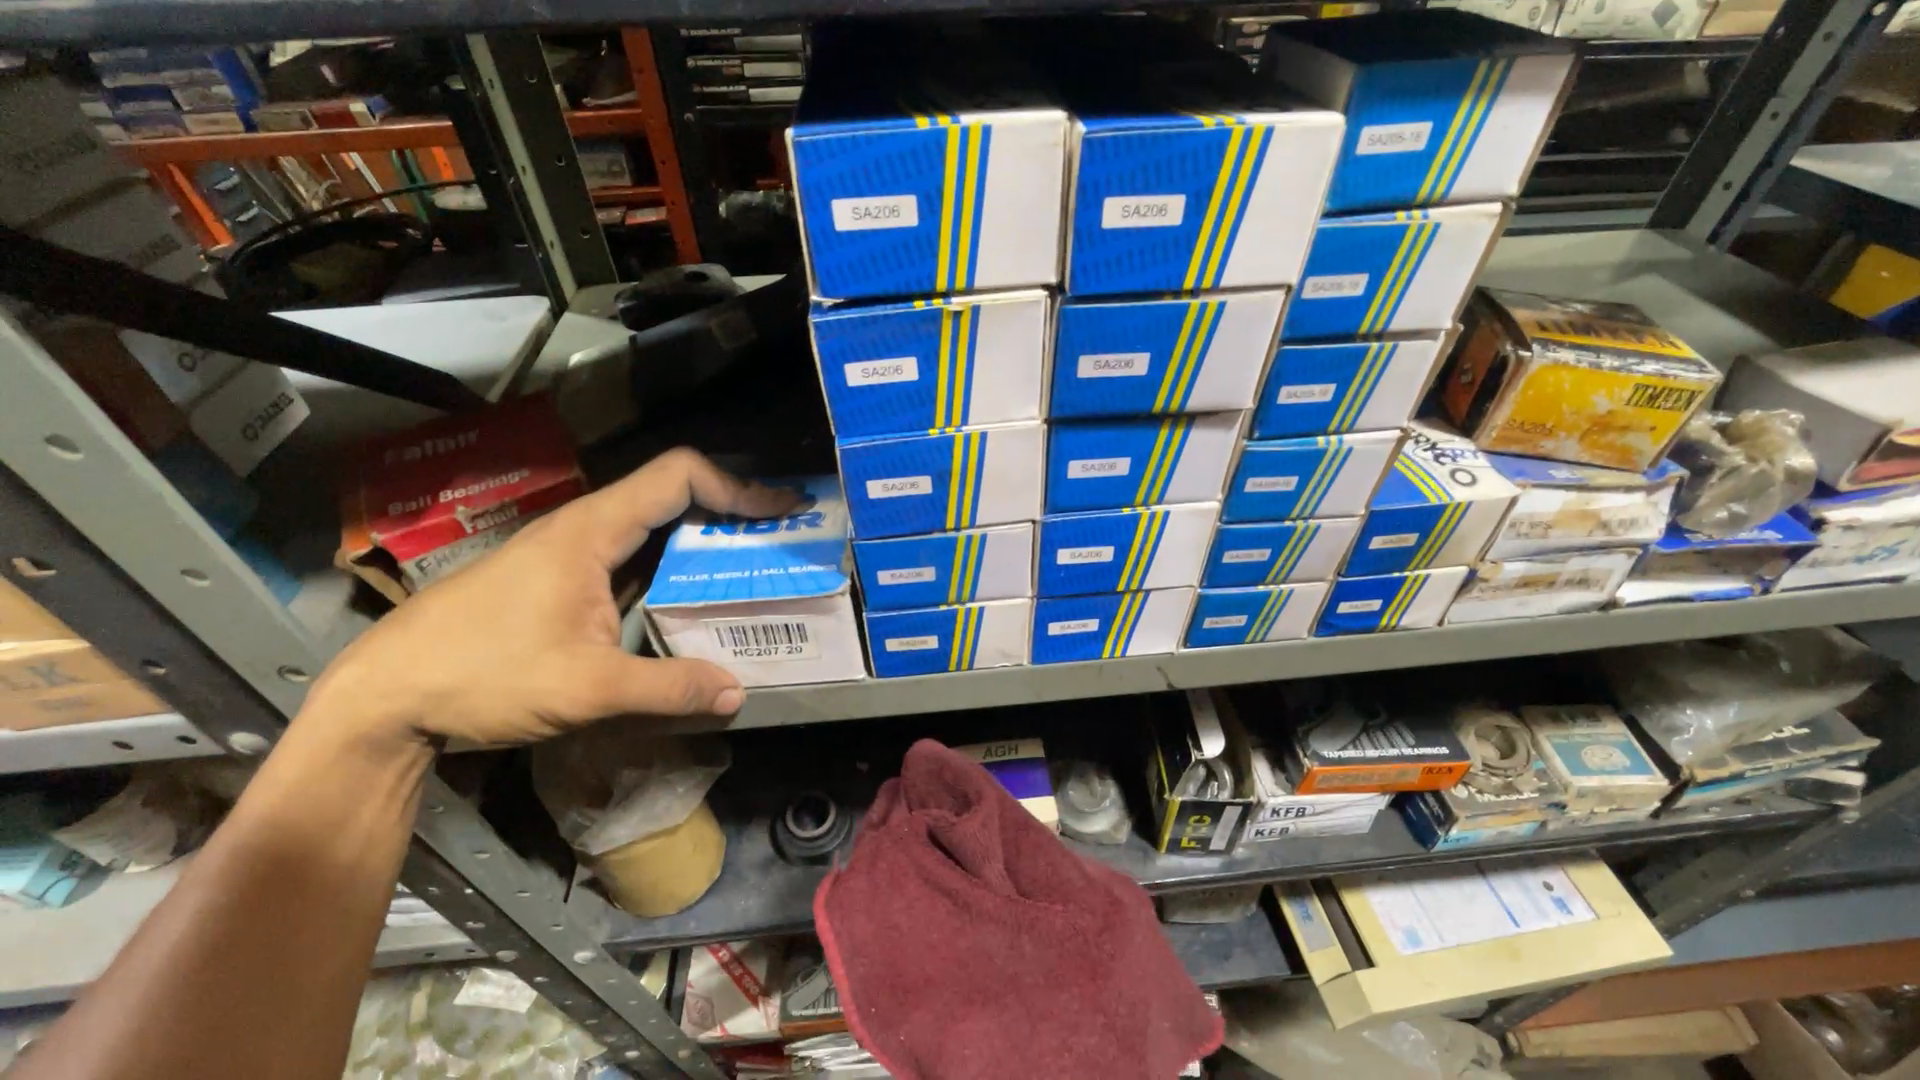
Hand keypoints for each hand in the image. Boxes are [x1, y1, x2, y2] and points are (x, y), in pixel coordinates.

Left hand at [297, 447, 797, 751]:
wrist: (383, 696)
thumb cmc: (480, 675)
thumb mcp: (586, 689)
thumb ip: (669, 687)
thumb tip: (737, 692)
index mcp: (591, 531)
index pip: (679, 475)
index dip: (738, 487)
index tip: (782, 512)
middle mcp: (580, 530)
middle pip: (669, 498)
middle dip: (729, 515)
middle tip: (778, 546)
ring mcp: (563, 555)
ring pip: (646, 531)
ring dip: (698, 545)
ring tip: (745, 575)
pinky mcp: (552, 581)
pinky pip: (626, 560)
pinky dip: (667, 571)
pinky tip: (683, 606)